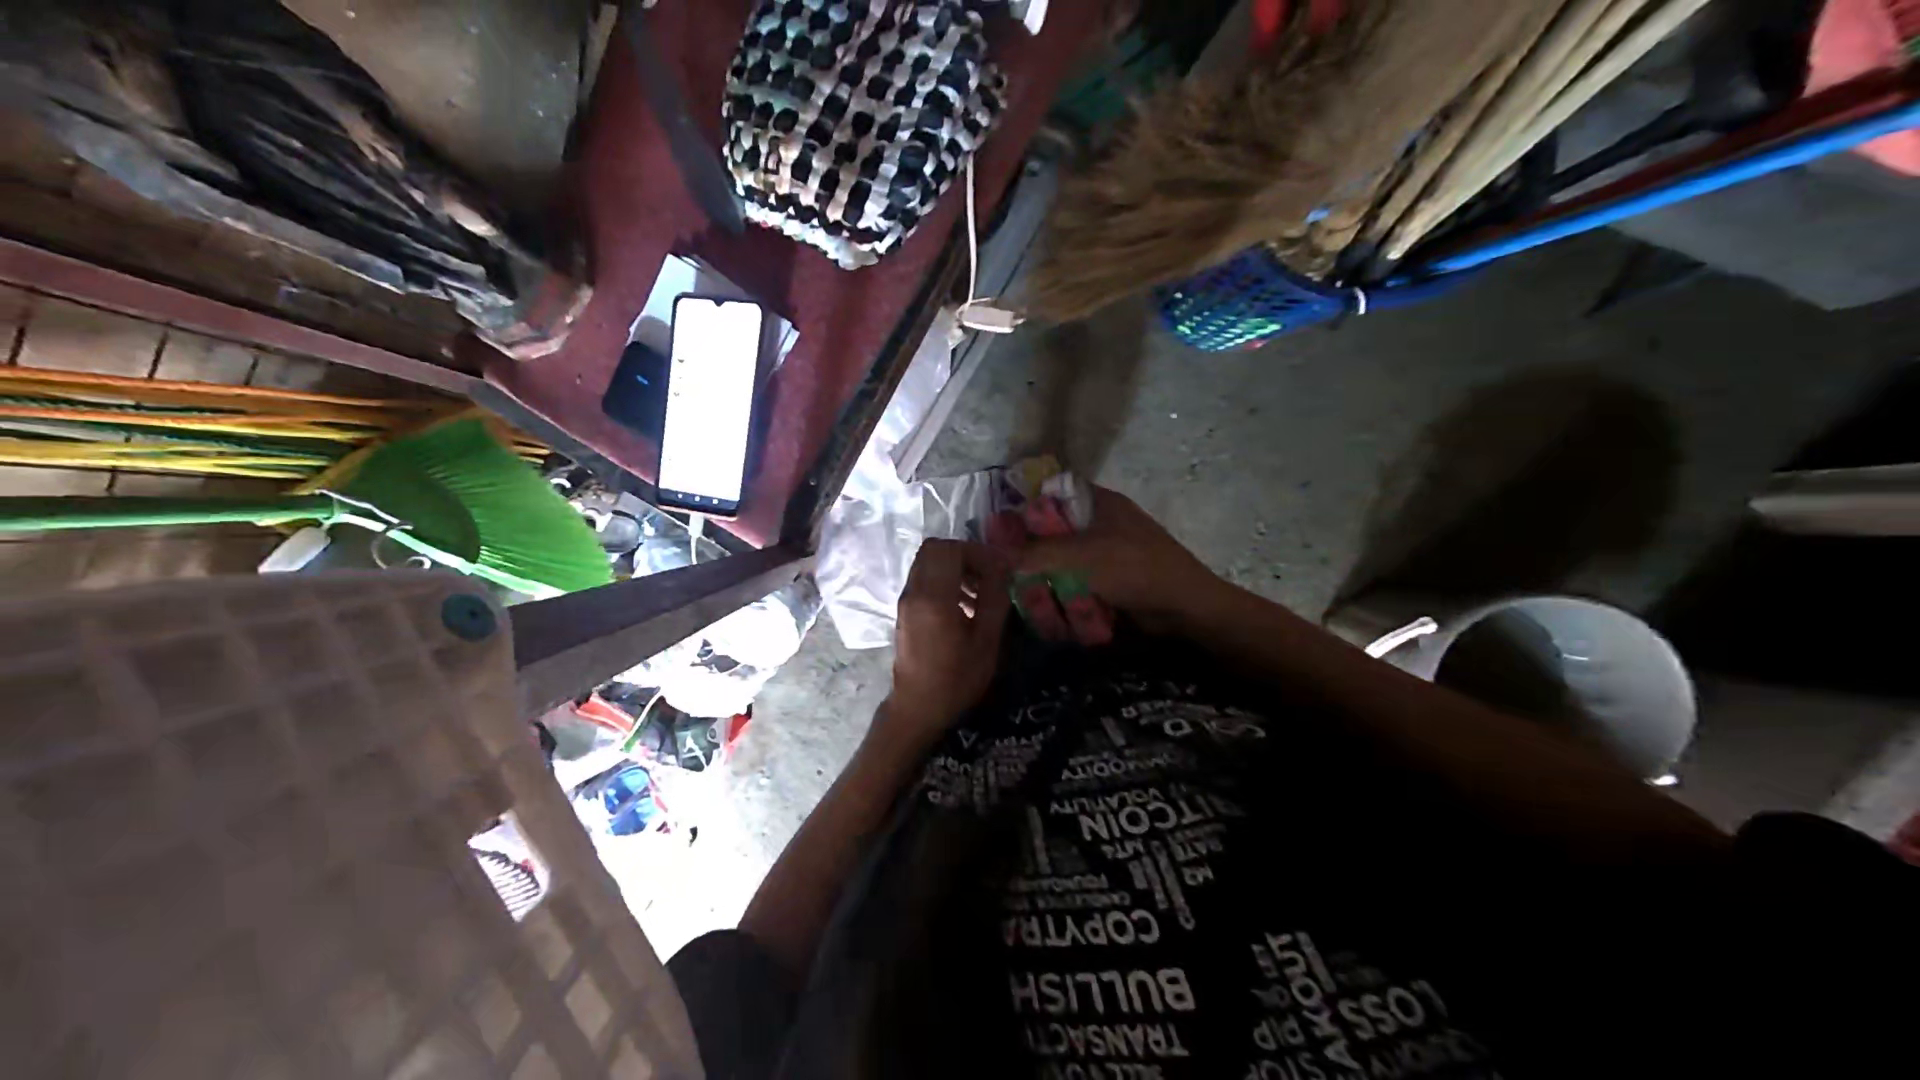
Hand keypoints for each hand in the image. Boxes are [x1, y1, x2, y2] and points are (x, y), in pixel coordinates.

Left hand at [879, 539, 1012, 748]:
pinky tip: (965, 606)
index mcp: (933, 598)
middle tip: (988, 575)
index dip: (977, 552)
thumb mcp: (986, 640)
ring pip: (928, 562)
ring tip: (980, 593)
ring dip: (955, 567)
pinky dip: (945, 580)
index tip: (999, 570)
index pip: (949, 549)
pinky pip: (924, 578)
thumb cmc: (956, 679)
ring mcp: (906, 600)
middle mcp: (914, 592)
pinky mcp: (905, 609)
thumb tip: (1001, 567)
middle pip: (934, 549)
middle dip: (964, 555)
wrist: (918, 707)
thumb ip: (994, 598)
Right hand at [1015, 486, 1226, 626]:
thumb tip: (994, 553)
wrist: (1185, 608)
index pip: (1049, 495)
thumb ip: (1035, 553)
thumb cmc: (1135, 568)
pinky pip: (1075, 585)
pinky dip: (1067, 600)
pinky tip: (1059, 616)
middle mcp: (1098, 524)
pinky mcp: (1107, 581)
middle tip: (1017, 579)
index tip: (998, 533)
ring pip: (1060, 565)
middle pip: (1049, 536)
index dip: (1022, 510)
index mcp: (1097, 503)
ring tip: (1041, 606)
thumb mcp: (1081, 557)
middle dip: (1033, 561)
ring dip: (1050, 587)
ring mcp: (1103, 554)